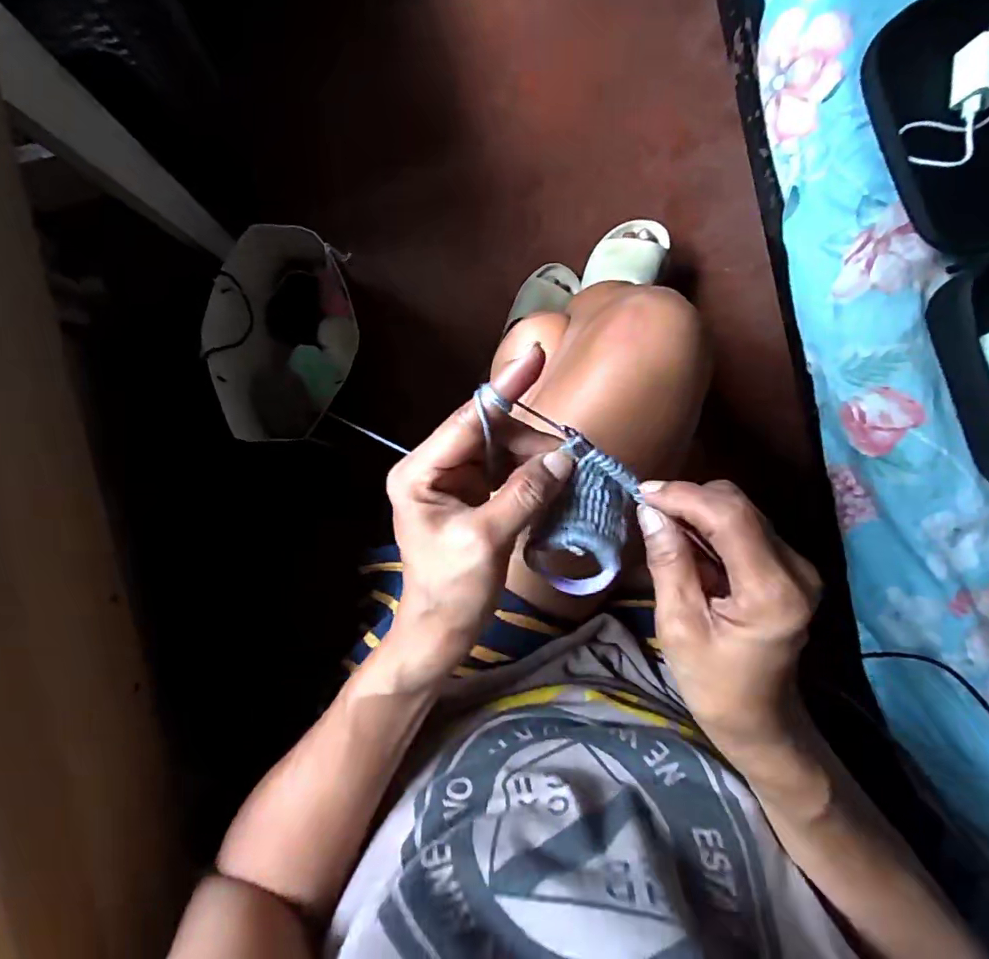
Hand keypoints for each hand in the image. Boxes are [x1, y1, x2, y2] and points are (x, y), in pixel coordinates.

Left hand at [377, 344, 574, 693]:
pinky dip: (530, 476)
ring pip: (499, 452)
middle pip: (486, 434)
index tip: (534, 355)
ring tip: (566, 473)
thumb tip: (563, 458)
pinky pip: (504, 474)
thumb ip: (523, 494)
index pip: (465, 420)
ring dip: (533, 459)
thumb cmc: (451, 590)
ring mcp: (451, 482)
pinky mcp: (469, 498)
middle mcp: (432, 469)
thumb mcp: (486, 540)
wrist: (439, 632)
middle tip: (569, 458)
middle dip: (529, 441)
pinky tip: (553, 482)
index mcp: (419, 472)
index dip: (504, 389)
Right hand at [636, 480, 820, 754]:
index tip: (641, 492)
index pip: (730, 516)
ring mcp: (797, 567)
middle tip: (646, 510)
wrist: (759, 717)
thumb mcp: (678, 626)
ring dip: (696, 510)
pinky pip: (744, 526)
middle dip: (688, 499)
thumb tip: (650, 511)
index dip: (684, 495)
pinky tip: (685, 542)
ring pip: (740, 510)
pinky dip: (709, 524)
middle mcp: (796, 569)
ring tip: (661, 527)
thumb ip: (668, 564)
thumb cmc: (712, 682)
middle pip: (738, 506)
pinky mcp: (788, 567)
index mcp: (771, 591)